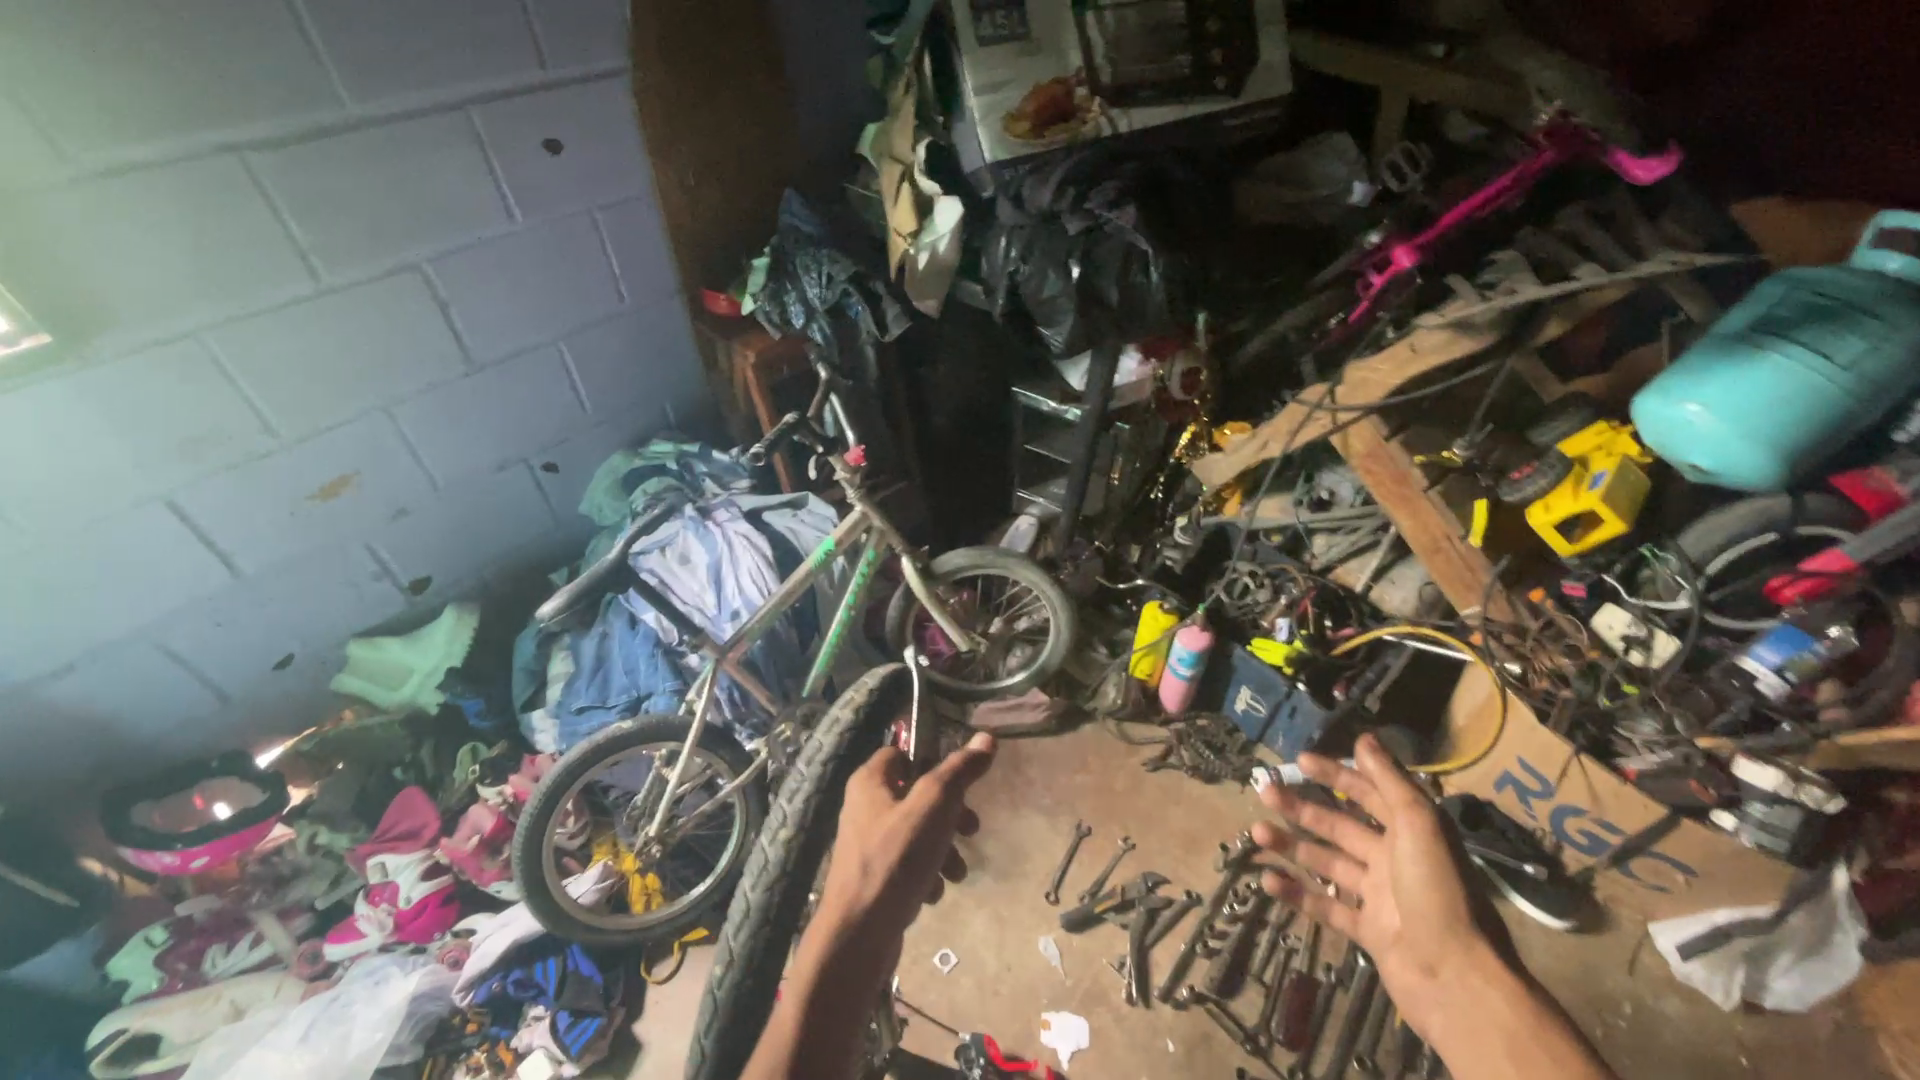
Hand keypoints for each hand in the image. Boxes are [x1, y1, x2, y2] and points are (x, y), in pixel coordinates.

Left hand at [814, 730, 996, 944]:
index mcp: (870, 782)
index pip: (902, 753)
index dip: (933, 762)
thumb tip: (986, 738)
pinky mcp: (875, 878)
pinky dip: (926, 874)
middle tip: (970, 830)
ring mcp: (867, 846)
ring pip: (918, 834)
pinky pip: (908, 866)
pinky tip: (933, 892)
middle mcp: (864, 808)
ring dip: (944, 850)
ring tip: (956, 872)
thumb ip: (960, 771)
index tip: (960, 782)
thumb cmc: (895, 859)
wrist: (859, 933)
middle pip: (917, 796)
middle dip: (950, 814)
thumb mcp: (934, 806)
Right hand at [1253, 734, 1494, 1038]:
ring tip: (1256, 832)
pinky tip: (1268, 880)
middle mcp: (1394, 859)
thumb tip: (1364, 738)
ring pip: (1326, 863)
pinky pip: (1325, 907)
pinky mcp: (1366, 931)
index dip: (1336, 775)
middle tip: (1265, 792)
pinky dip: (1296, 893)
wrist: (1454, 976)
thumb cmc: (1437, 891)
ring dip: (1291, 846)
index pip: (1368, 793)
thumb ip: (1390, 781)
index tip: (1299, 762)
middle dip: (1302, 808)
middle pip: (1339, 826)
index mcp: (1411, 832)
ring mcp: (1378, 897)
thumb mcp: (1420, 825)